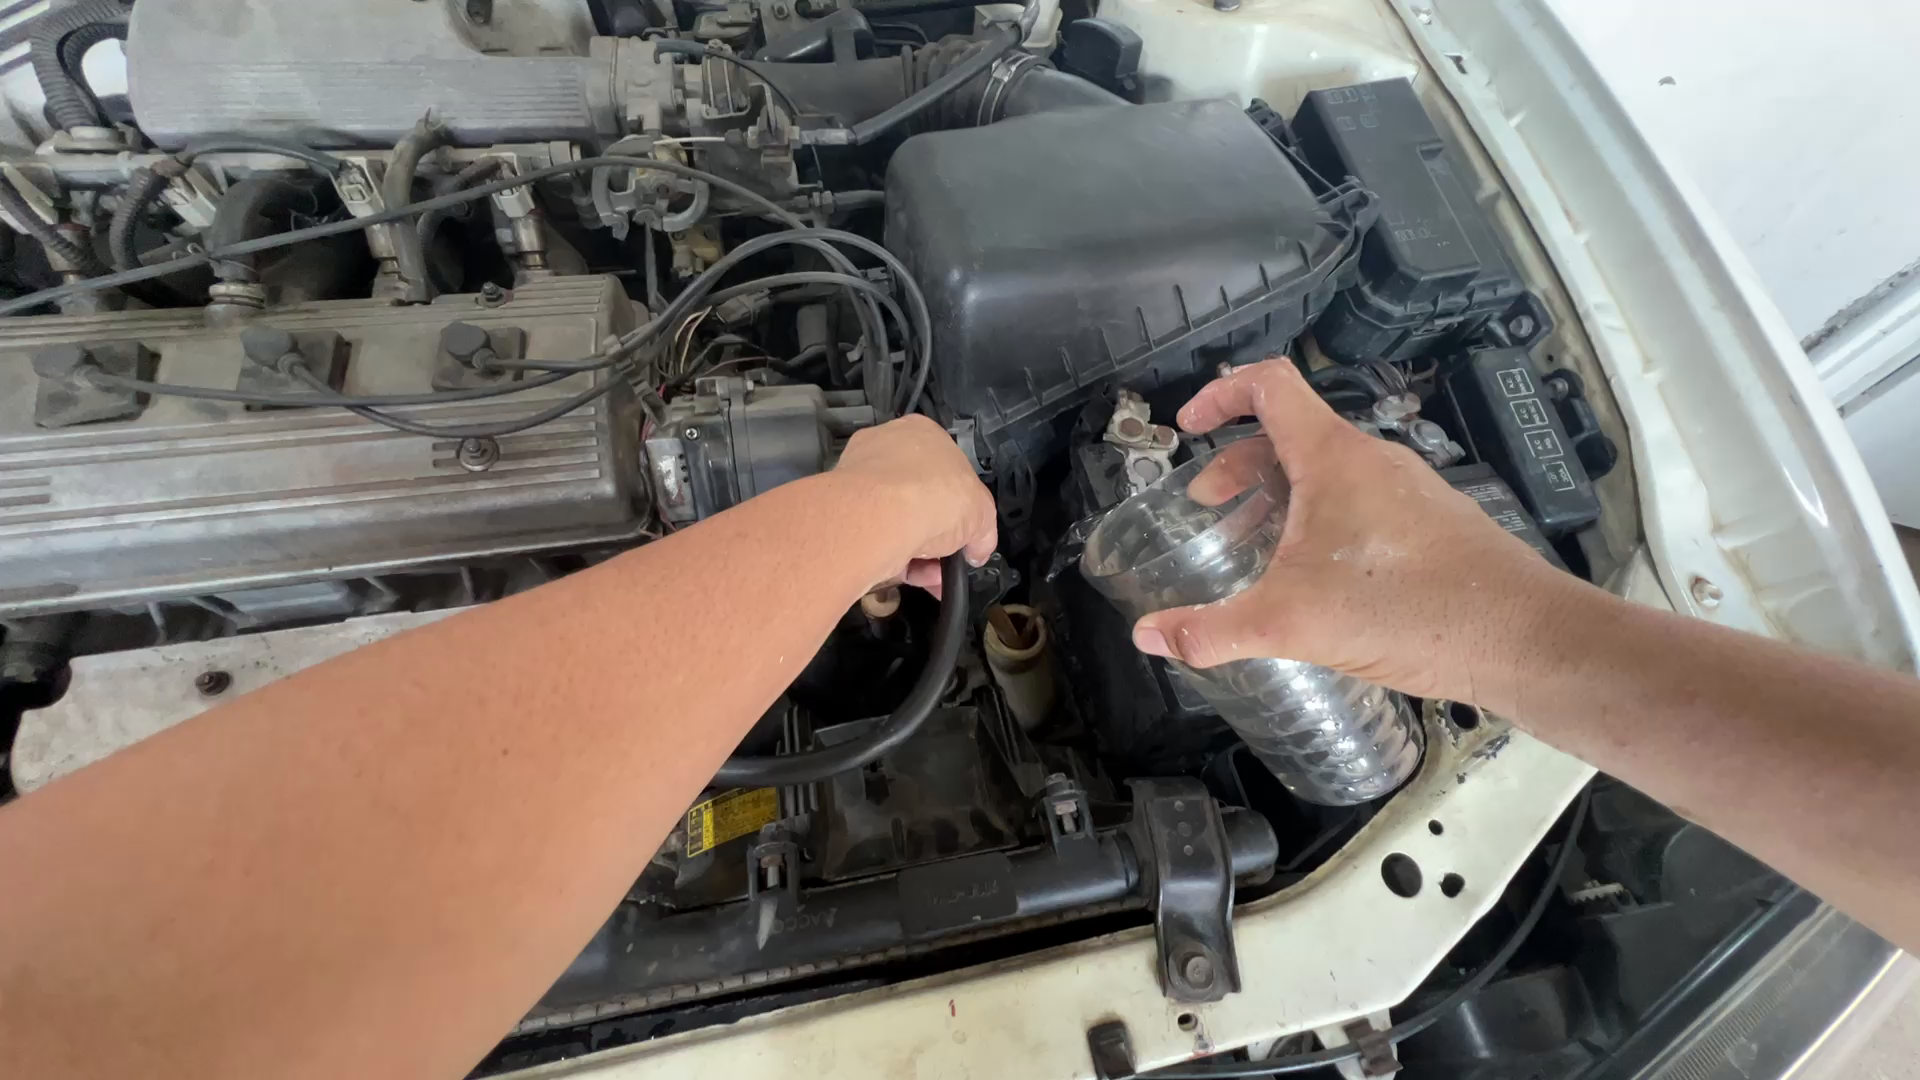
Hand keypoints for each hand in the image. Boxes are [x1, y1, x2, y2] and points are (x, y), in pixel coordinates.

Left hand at [830, 414, 997, 593]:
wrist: (880, 515)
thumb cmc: (930, 493)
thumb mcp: (982, 513)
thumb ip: (983, 531)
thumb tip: (979, 548)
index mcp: (923, 434)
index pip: (946, 470)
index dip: (959, 506)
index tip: (964, 531)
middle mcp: (888, 450)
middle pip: (920, 499)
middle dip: (938, 536)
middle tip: (949, 557)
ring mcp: (862, 480)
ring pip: (897, 522)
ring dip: (920, 554)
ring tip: (932, 575)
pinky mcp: (846, 511)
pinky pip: (877, 538)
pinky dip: (895, 559)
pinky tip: (913, 576)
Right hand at [1131, 358, 1579, 708]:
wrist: (1529, 641)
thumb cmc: (1405, 609)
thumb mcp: (1289, 622)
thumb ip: (1211, 629)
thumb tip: (1146, 637)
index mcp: (1332, 457)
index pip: (1268, 385)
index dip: (1219, 393)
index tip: (1186, 426)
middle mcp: (1370, 459)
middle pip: (1287, 432)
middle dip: (1235, 462)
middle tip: (1206, 506)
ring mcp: (1404, 488)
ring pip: (1322, 469)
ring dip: (1273, 493)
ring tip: (1250, 542)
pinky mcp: (1426, 521)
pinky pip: (1354, 498)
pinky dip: (1313, 515)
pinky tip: (1310, 573)